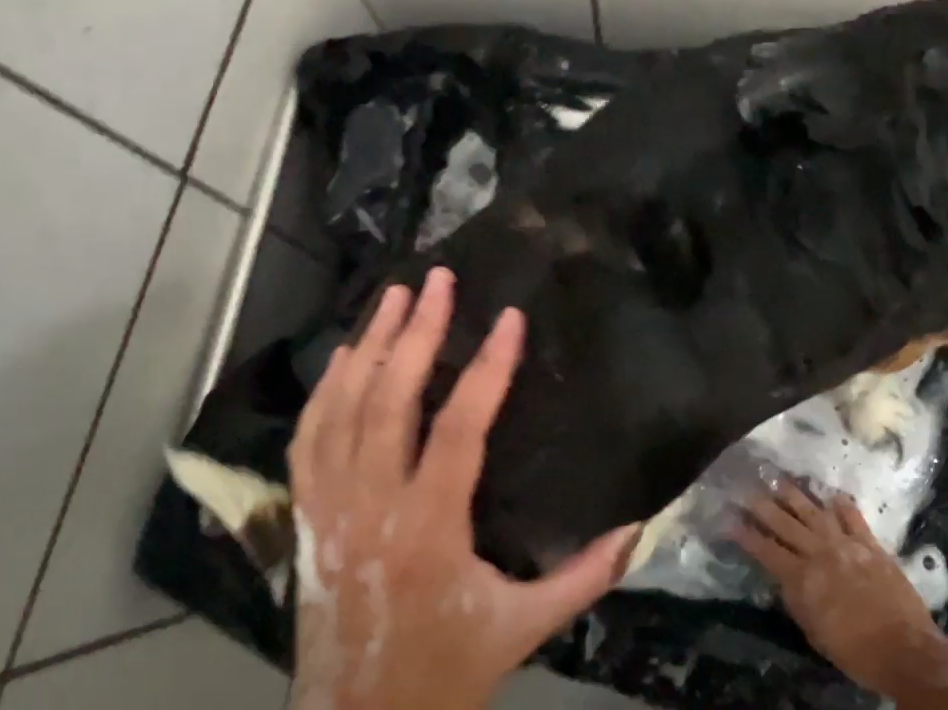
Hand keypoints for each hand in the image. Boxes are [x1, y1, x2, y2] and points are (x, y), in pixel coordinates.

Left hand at [287, 268, 641, 709]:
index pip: (459, 428)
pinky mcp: (308, 515)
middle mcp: (373, 505)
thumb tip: (639, 525)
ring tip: (394, 294)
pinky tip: (346, 354)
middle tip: (438, 280)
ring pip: (343, 408)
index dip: (487, 368)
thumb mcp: (524, 626)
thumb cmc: (446, 666)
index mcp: (431, 528)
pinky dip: (326, 390)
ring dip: (369, 345)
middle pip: (390, 400)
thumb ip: (584, 575)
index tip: (508, 318)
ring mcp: (331, 507)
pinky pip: (309, 439)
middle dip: (415, 331)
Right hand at [734, 486, 947, 706]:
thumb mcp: (813, 632)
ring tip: (780, 480)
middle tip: (747, 489)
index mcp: (801, 579)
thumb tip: (785, 579)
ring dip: (796, 496)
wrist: (904, 649)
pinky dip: (842, 506)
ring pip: (815, 513)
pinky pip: (853, 518)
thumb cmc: (854, 650)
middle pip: (786, 524)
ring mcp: (847, 545)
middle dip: (764, 506)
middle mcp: (820, 554)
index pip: (765, 550)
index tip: (729, 519)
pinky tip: (833, 495)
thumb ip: (797, 600)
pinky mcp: (872, 545)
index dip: (745, 534)